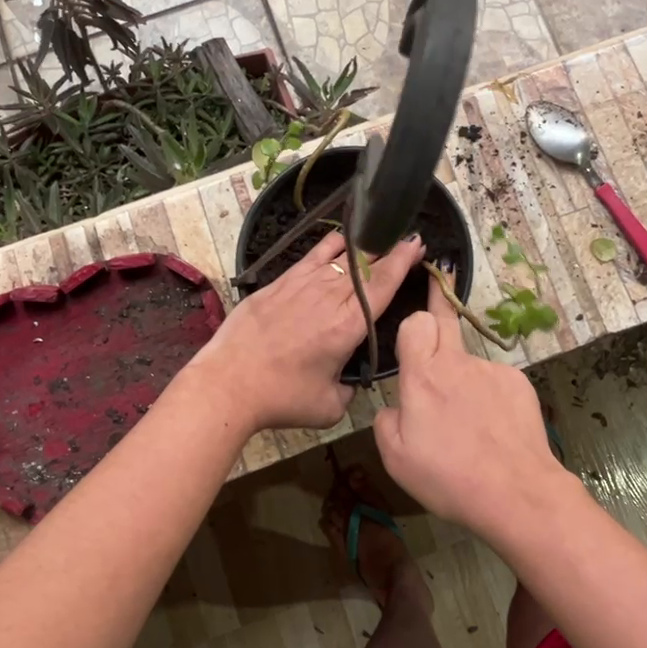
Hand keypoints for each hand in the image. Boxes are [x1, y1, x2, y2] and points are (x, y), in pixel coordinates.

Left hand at [189, 231, 424, 432]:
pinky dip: (331, 245)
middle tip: (407, 241)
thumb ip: (349, 389)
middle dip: (390, 251)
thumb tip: (350, 378)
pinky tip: (341, 240)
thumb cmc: (281, 398)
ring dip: (364, 248)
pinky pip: (313, 256)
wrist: (228, 383)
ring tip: (378, 241)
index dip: (403, 261)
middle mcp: (329, 298)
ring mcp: (302, 285)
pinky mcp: (279, 283)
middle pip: (366, 265)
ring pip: (341, 257)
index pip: (383, 284)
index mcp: (348, 326)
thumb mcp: (329, 407)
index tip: (417, 244)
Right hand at [373, 275, 573, 538]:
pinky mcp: (519, 383)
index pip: (416, 322)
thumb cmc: (449, 477)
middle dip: (438, 300)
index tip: (412, 328)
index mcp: (423, 376)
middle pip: (444, 319)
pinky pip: (495, 381)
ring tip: (469, 424)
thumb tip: (396, 407)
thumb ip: (386, 421)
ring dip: (462, 379)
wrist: (517, 494)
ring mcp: (492, 370)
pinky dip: (489, 397)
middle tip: (437, 282)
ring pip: (469, 362)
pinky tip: (492, 430)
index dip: (412, 324)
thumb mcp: (395, 458)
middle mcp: (457, 362)